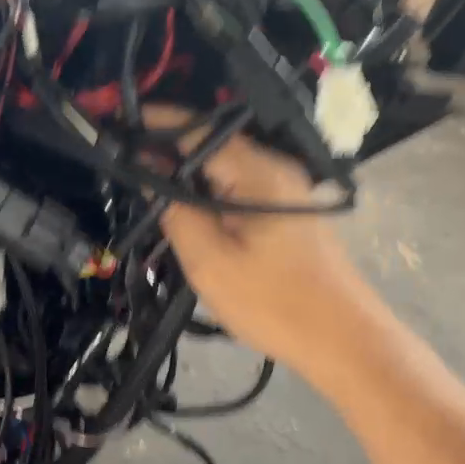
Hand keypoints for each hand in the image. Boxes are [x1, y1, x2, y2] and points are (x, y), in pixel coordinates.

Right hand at [146, 106, 373, 375]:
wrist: (346, 342)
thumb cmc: (275, 303)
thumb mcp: (209, 261)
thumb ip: (173, 211)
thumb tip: (148, 173)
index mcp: (256, 171)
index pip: (196, 129)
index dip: (154, 121)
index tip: (118, 123)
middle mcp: (274, 167)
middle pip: (210, 142)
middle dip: (165, 146)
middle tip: (122, 161)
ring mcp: (285, 186)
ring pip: (222, 164)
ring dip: (185, 170)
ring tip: (145, 182)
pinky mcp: (288, 208)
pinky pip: (237, 183)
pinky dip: (206, 187)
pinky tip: (185, 206)